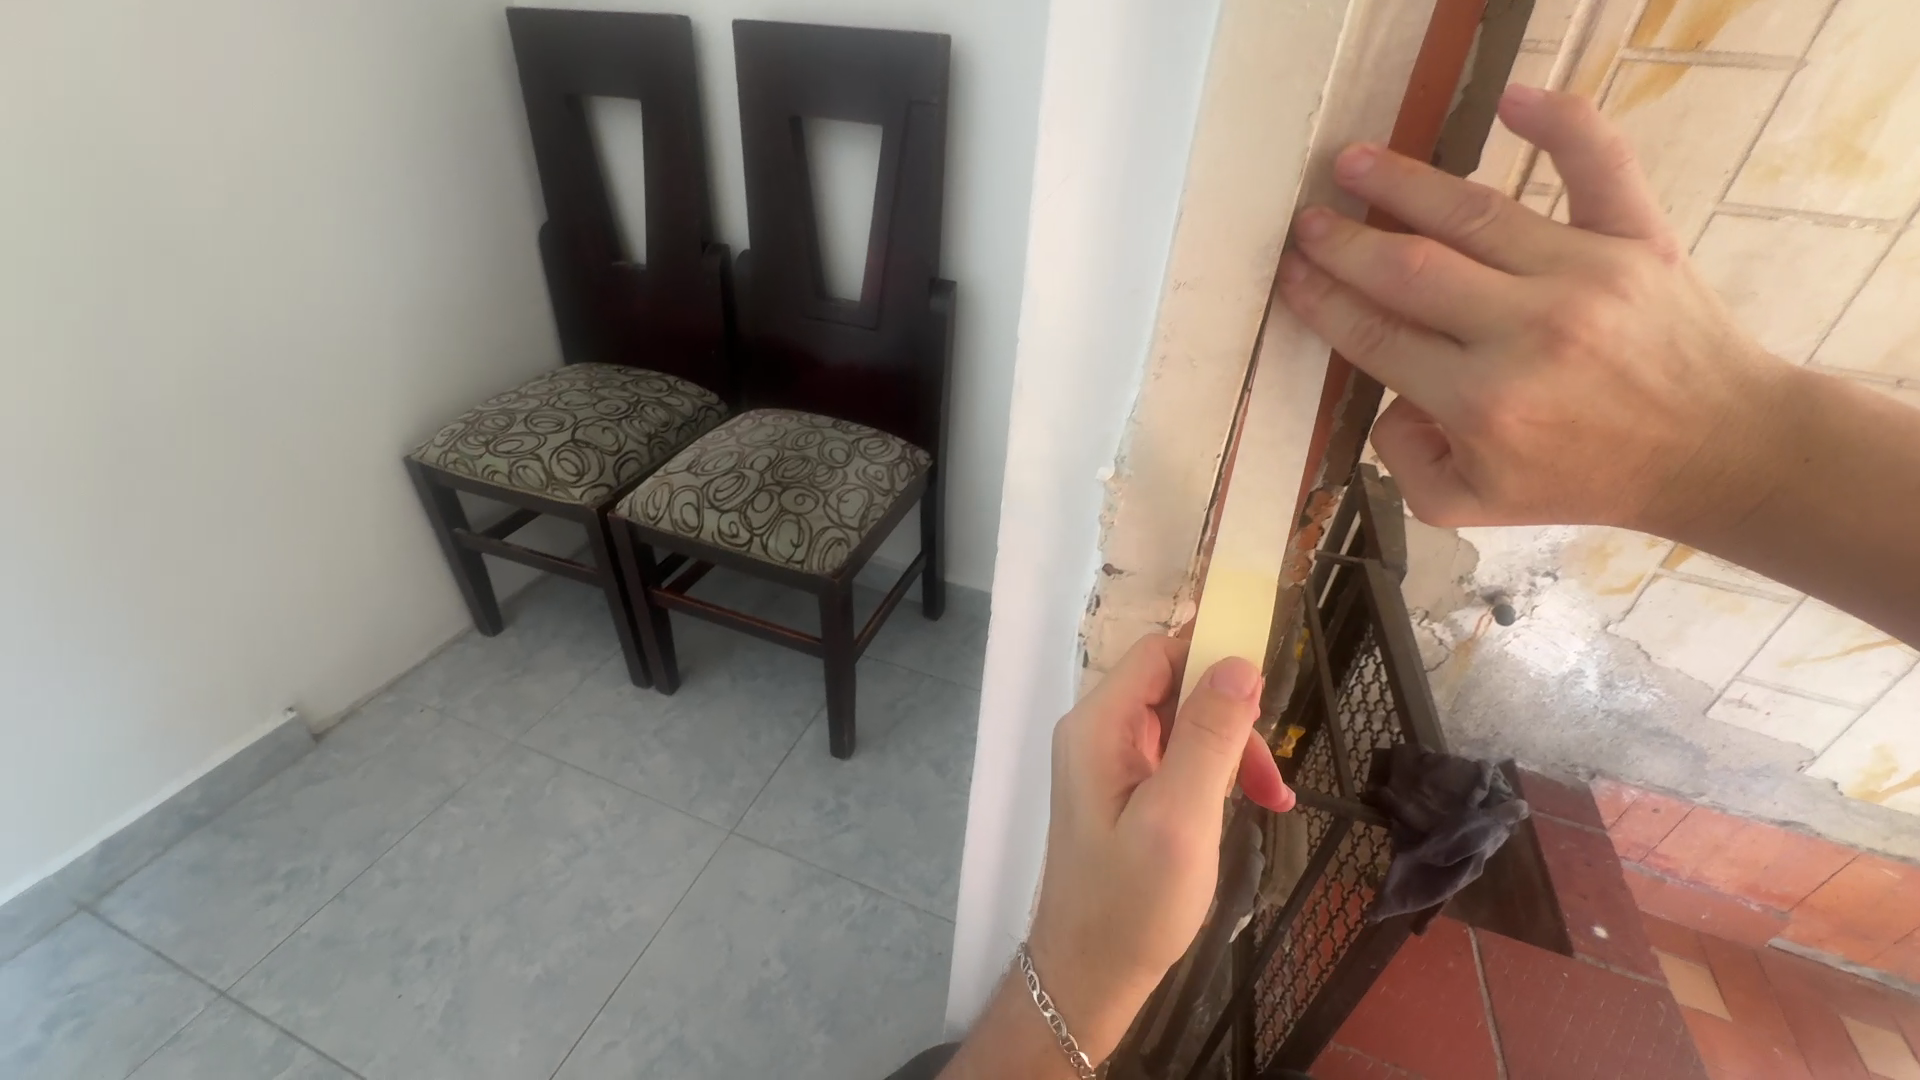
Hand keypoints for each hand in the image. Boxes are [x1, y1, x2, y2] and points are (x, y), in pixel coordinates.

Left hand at [1024, 636, 1290, 1063]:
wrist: (1089, 972)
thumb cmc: (1132, 903)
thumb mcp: (1180, 818)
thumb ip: (1208, 737)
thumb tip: (1239, 661)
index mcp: (1099, 725)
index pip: (1157, 653)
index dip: (1211, 655)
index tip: (1265, 692)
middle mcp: (1097, 730)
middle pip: (1173, 686)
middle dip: (1228, 719)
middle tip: (1267, 774)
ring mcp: (1107, 758)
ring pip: (1181, 721)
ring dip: (1227, 751)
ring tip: (1269, 798)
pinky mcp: (1121, 786)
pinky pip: (1173, 755)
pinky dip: (1211, 773)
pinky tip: (1245, 805)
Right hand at [1275, 85, 1794, 539]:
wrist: (1718, 450)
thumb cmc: (1580, 480)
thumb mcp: (1464, 505)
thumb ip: (1400, 460)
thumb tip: (1388, 397)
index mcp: (1478, 401)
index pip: (1376, 336)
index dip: (1323, 301)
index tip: (1290, 275)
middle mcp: (1523, 331)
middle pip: (1408, 270)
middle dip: (1345, 242)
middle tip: (1306, 221)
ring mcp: (1584, 275)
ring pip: (1473, 214)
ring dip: (1403, 183)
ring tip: (1351, 161)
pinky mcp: (1639, 239)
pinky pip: (1599, 166)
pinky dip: (1560, 122)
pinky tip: (1511, 97)